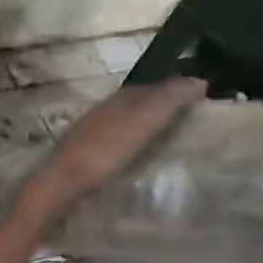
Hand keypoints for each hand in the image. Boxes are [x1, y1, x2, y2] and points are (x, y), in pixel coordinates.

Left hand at [23, 77, 206, 212]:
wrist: (63, 181)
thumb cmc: (106, 150)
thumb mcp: (143, 121)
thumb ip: (169, 100)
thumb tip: (199, 81)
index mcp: (121, 98)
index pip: (155, 88)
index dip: (177, 91)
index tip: (199, 102)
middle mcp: (105, 110)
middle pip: (138, 103)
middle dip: (161, 108)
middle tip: (185, 122)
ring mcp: (91, 132)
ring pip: (124, 122)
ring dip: (143, 126)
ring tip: (163, 140)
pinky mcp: (83, 155)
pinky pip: (113, 142)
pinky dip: (128, 143)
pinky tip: (134, 156)